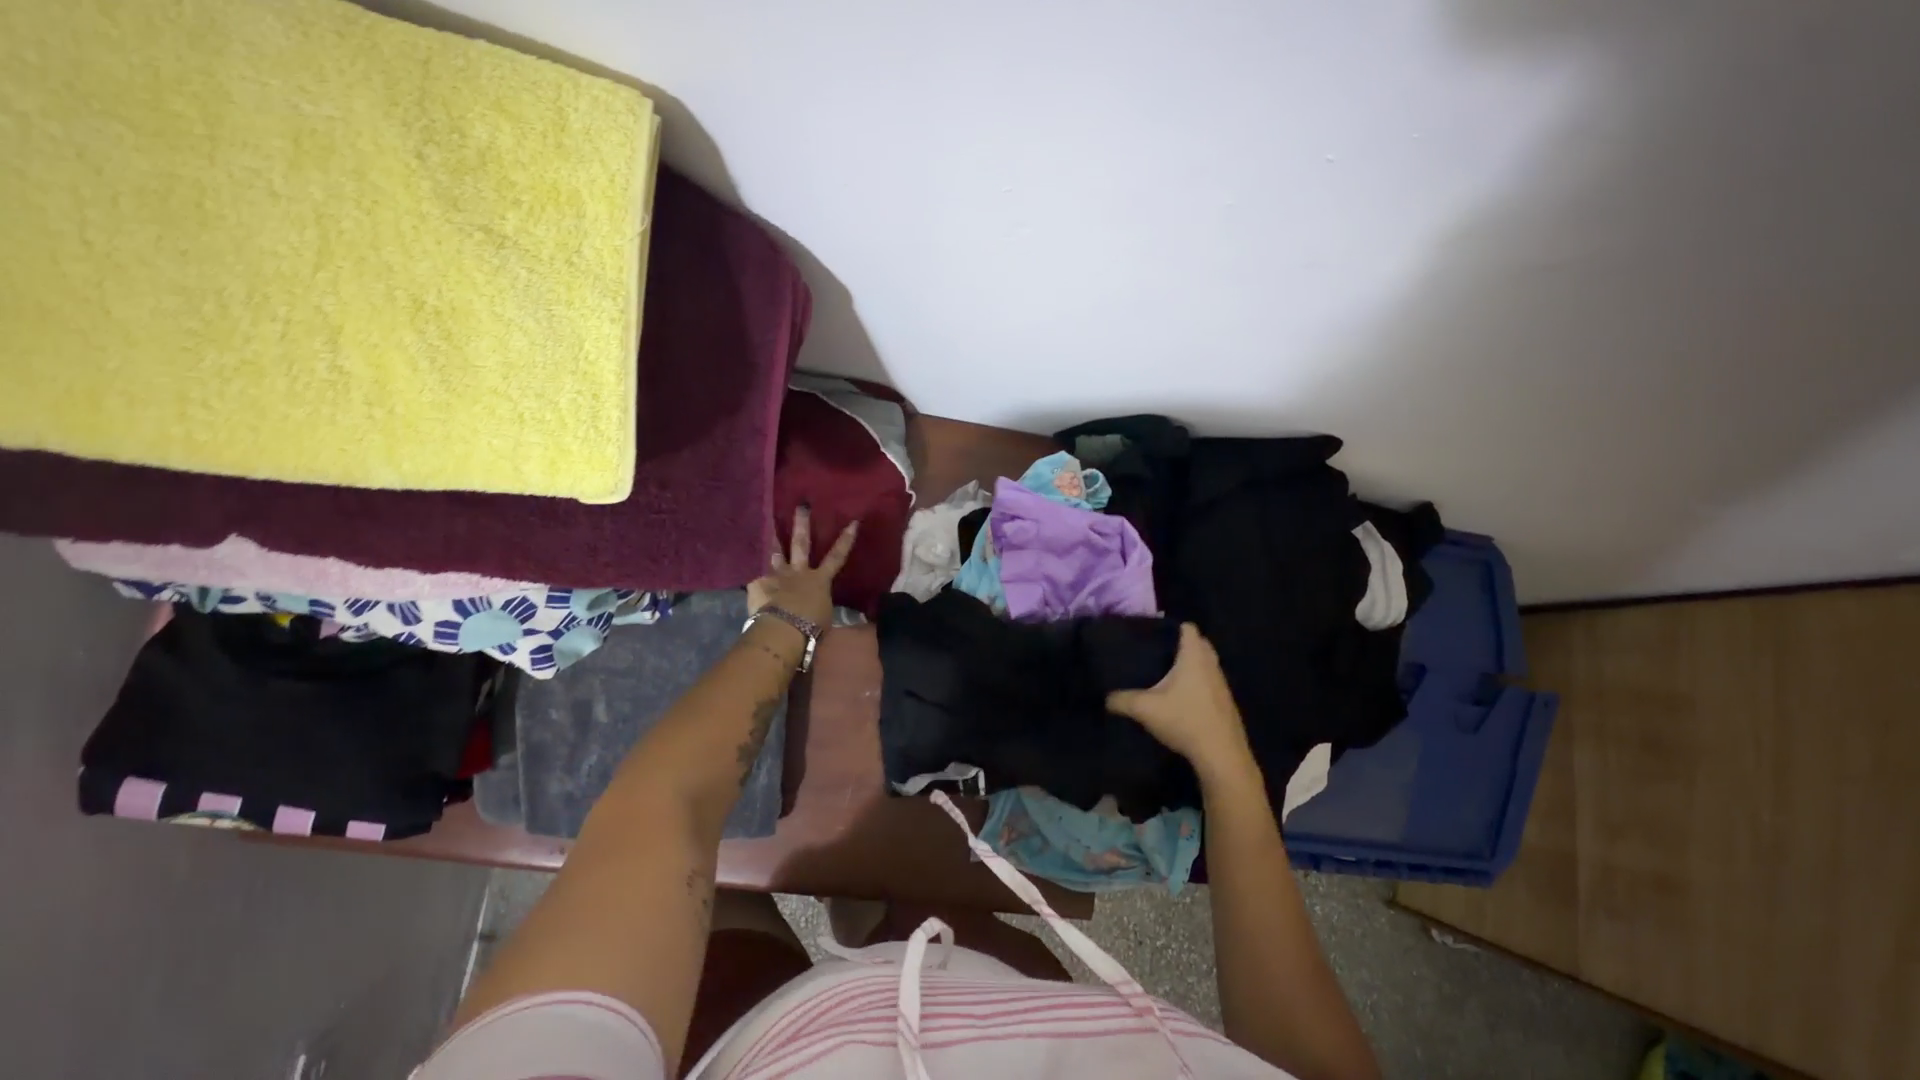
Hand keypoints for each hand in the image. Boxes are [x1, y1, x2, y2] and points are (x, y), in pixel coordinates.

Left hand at [747, 506, 857, 627]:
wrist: (784, 630)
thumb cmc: (811, 628)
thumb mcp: (825, 619)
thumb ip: (823, 609)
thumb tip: (826, 613)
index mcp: (819, 581)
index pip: (836, 557)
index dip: (845, 540)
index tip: (853, 522)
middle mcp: (798, 573)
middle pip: (801, 544)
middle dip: (802, 524)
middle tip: (802, 505)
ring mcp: (777, 576)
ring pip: (774, 551)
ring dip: (770, 536)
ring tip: (765, 518)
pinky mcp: (757, 583)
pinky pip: (752, 569)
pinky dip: (747, 562)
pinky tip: (739, 555)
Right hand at [1106, 624, 1253, 777]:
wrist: (1221, 755)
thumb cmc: (1184, 721)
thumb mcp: (1145, 710)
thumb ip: (1121, 700)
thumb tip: (1105, 697)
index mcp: (1194, 657)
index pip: (1189, 628)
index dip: (1173, 626)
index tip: (1155, 633)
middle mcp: (1212, 665)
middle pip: (1200, 644)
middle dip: (1182, 645)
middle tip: (1158, 653)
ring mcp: (1222, 685)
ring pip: (1207, 665)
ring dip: (1192, 665)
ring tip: (1167, 674)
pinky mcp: (1226, 703)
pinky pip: (1211, 683)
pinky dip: (1199, 684)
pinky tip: (1183, 699)